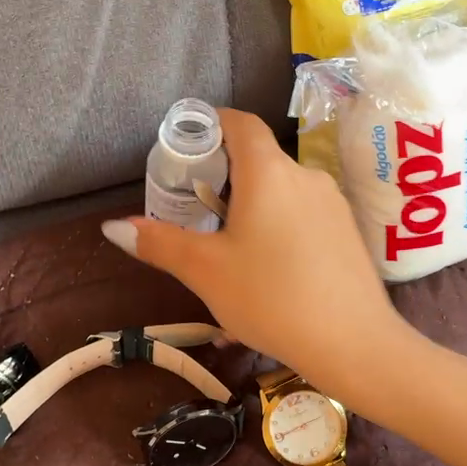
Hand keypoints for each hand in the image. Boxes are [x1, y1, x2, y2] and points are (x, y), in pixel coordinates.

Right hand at [101, 109, 419, 394]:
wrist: (353, 343)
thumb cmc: (271, 298)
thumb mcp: (205, 271)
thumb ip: (159, 242)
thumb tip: (113, 226)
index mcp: (268, 172)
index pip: (240, 123)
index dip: (211, 123)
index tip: (187, 143)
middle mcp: (305, 176)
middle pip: (260, 159)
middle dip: (225, 175)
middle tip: (196, 207)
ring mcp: (333, 204)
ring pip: (282, 192)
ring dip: (253, 206)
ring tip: (229, 246)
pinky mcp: (348, 233)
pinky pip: (304, 216)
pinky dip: (280, 227)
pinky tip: (270, 270)